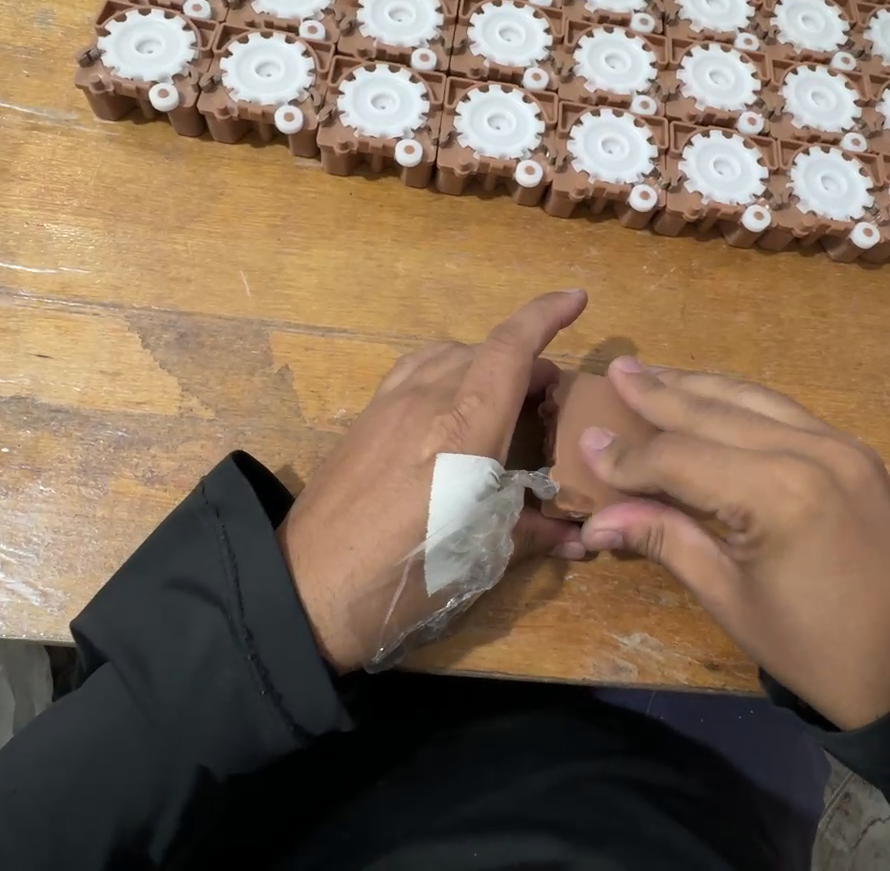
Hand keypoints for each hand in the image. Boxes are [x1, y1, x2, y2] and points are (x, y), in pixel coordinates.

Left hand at [277, 290, 588, 672]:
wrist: (309, 590)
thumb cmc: (405, 576)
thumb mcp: (479, 559)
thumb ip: (534, 534)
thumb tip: (580, 539)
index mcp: (464, 426)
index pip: (509, 348)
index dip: (546, 315)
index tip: (576, 299)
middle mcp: (426, 399)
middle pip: (483, 352)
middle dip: (525, 360)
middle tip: (550, 396)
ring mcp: (389, 404)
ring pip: (446, 356)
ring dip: (482, 363)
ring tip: (501, 397)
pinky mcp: (365, 419)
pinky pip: (414, 372)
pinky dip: (444, 372)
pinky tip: (448, 407)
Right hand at [574, 358, 889, 729]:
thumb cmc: (815, 648)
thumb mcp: (729, 598)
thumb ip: (663, 541)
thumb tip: (595, 521)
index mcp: (777, 494)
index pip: (680, 457)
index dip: (628, 455)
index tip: (587, 444)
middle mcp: (810, 452)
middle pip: (713, 411)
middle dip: (659, 392)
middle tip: (617, 370)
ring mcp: (840, 445)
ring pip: (751, 398)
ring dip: (698, 385)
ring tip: (654, 371)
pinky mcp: (855, 452)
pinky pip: (783, 410)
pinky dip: (738, 400)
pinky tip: (712, 396)